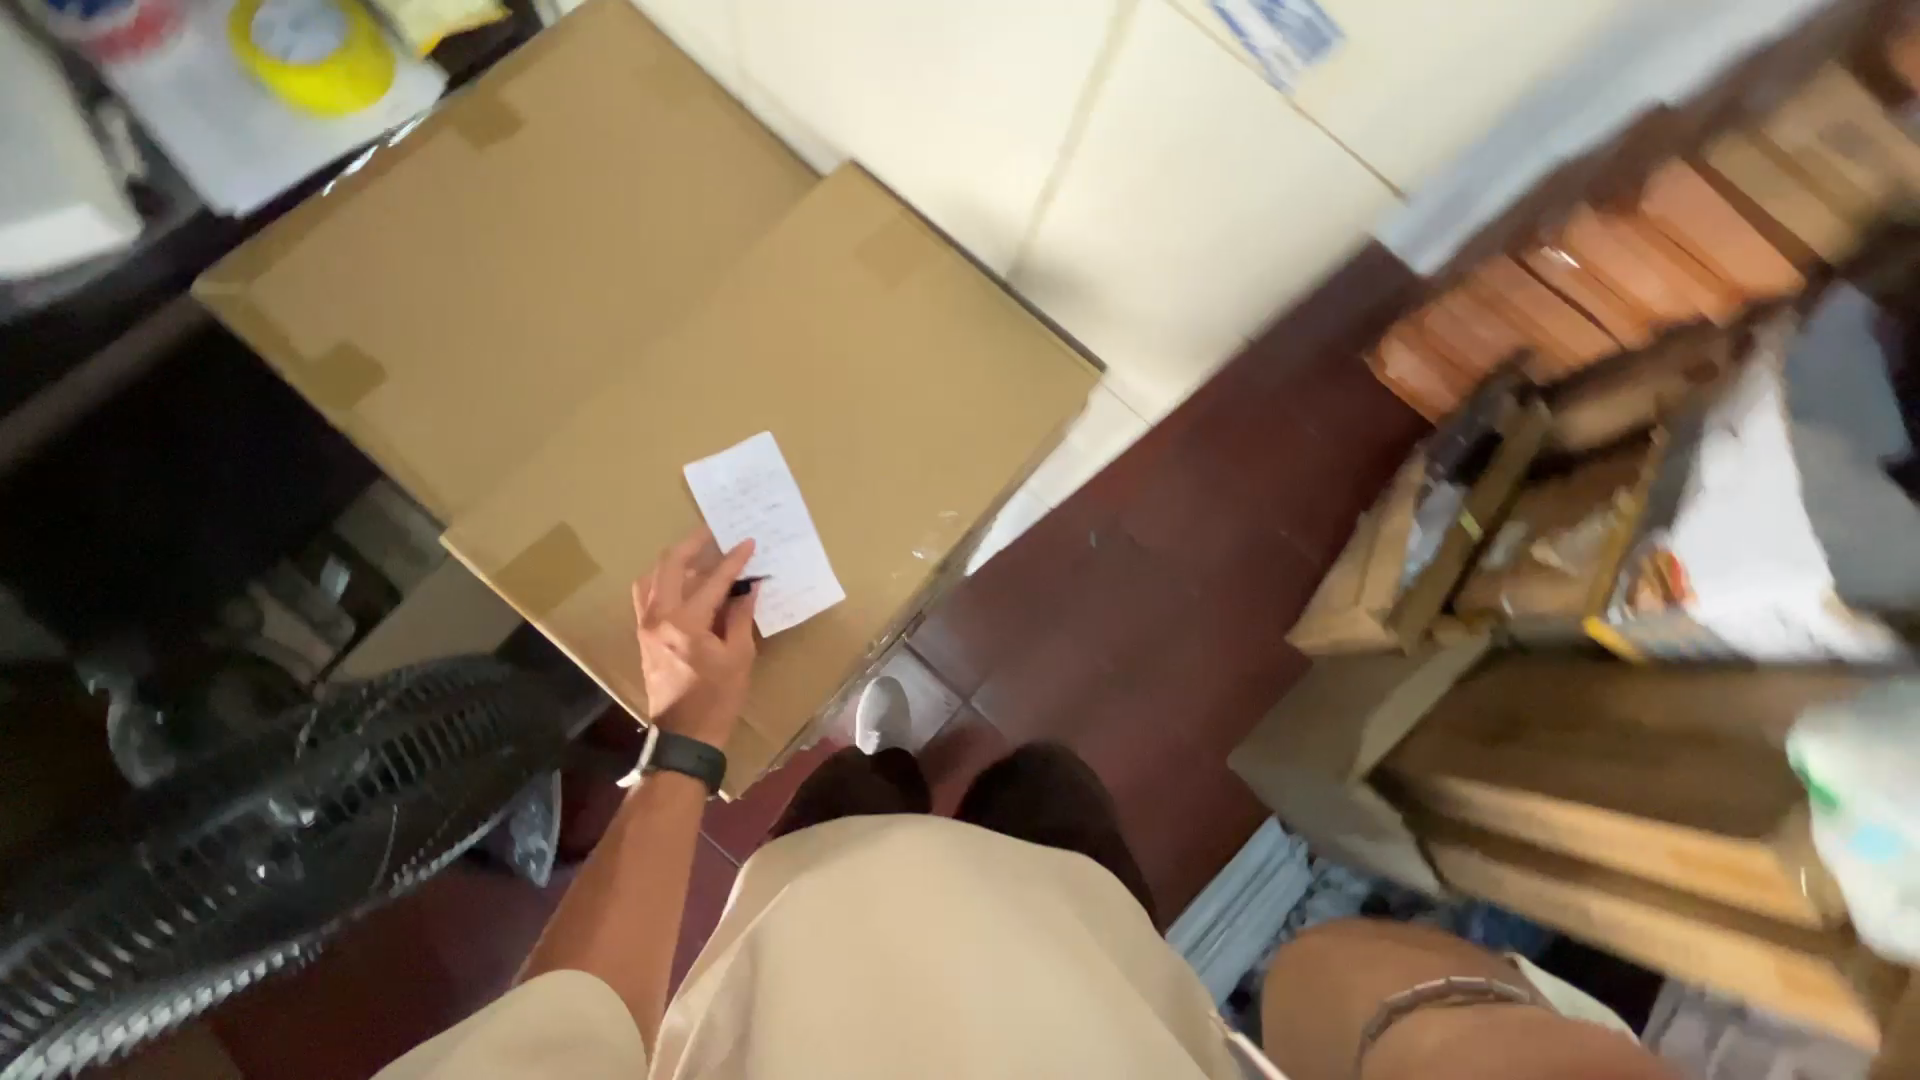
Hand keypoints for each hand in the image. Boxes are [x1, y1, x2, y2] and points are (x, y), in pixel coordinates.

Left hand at [632, 527, 758, 747]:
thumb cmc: (717, 699)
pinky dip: (664, 581)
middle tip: (714, 533)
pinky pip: (648, 596)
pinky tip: (684, 583)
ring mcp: (646, 627)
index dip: (733, 560)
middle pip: (668, 566)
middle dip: (692, 545)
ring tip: (698, 557)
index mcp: (685, 623)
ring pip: (652, 578)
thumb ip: (740, 617)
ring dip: (674, 562)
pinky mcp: (644, 636)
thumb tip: (748, 588)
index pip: (712, 581)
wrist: (684, 736)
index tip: (748, 542)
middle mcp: (658, 618)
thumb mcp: (739, 657)